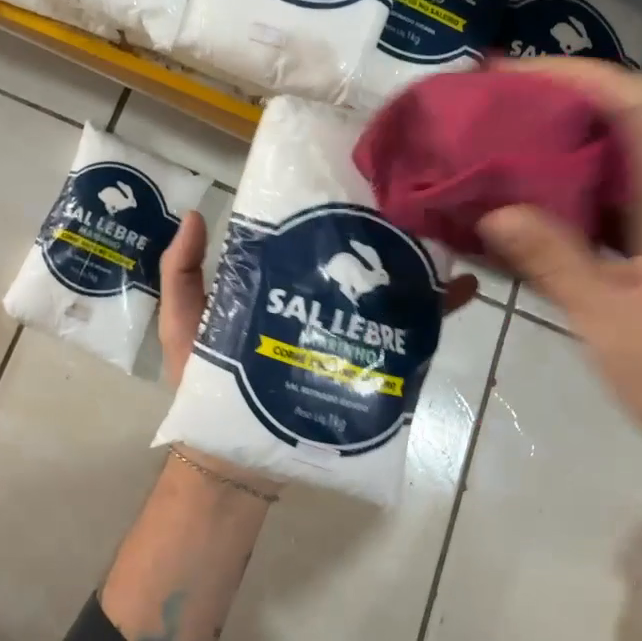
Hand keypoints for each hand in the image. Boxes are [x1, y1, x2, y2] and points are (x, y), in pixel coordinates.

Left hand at [156, 211, 481, 388]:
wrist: (230, 457)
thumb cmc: (201, 381)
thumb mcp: (182, 321)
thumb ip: (182, 271)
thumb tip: (197, 214)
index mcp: (277, 286)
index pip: (308, 242)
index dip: (330, 214)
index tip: (357, 183)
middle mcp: (314, 305)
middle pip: (355, 265)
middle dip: (385, 237)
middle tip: (414, 206)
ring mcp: (341, 336)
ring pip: (385, 296)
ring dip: (418, 270)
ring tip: (447, 240)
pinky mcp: (361, 370)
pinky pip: (402, 342)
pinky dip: (431, 318)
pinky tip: (460, 292)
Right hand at [474, 58, 641, 485]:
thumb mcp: (612, 325)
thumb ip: (553, 260)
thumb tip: (493, 210)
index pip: (641, 104)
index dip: (579, 75)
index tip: (512, 76)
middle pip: (631, 114)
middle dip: (562, 94)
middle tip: (493, 102)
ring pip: (623, 149)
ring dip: (565, 132)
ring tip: (500, 136)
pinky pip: (616, 187)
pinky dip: (571, 175)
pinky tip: (528, 195)